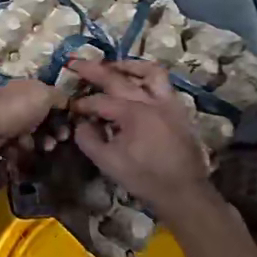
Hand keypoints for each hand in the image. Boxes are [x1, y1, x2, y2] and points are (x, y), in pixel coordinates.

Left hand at [0, 79, 63, 152]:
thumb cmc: (16, 108)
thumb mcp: (44, 95)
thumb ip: (59, 96)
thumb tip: (68, 101)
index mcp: (27, 87)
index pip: (51, 97)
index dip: (63, 110)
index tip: (73, 123)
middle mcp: (17, 101)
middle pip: (42, 117)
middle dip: (54, 129)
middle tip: (60, 139)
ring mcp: (7, 119)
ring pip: (32, 133)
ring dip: (42, 141)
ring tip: (45, 147)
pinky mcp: (0, 137)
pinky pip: (18, 144)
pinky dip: (24, 148)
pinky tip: (24, 150)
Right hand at [66, 59, 216, 216]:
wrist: (184, 193)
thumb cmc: (144, 178)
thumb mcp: (107, 161)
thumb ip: (88, 139)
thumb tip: (81, 123)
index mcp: (132, 113)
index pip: (98, 101)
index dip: (82, 104)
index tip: (71, 109)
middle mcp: (150, 101)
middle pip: (118, 78)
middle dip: (93, 70)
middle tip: (76, 63)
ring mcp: (168, 103)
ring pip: (150, 72)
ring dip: (128, 66)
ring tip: (113, 66)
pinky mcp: (178, 111)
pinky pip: (163, 85)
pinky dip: (147, 79)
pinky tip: (137, 85)